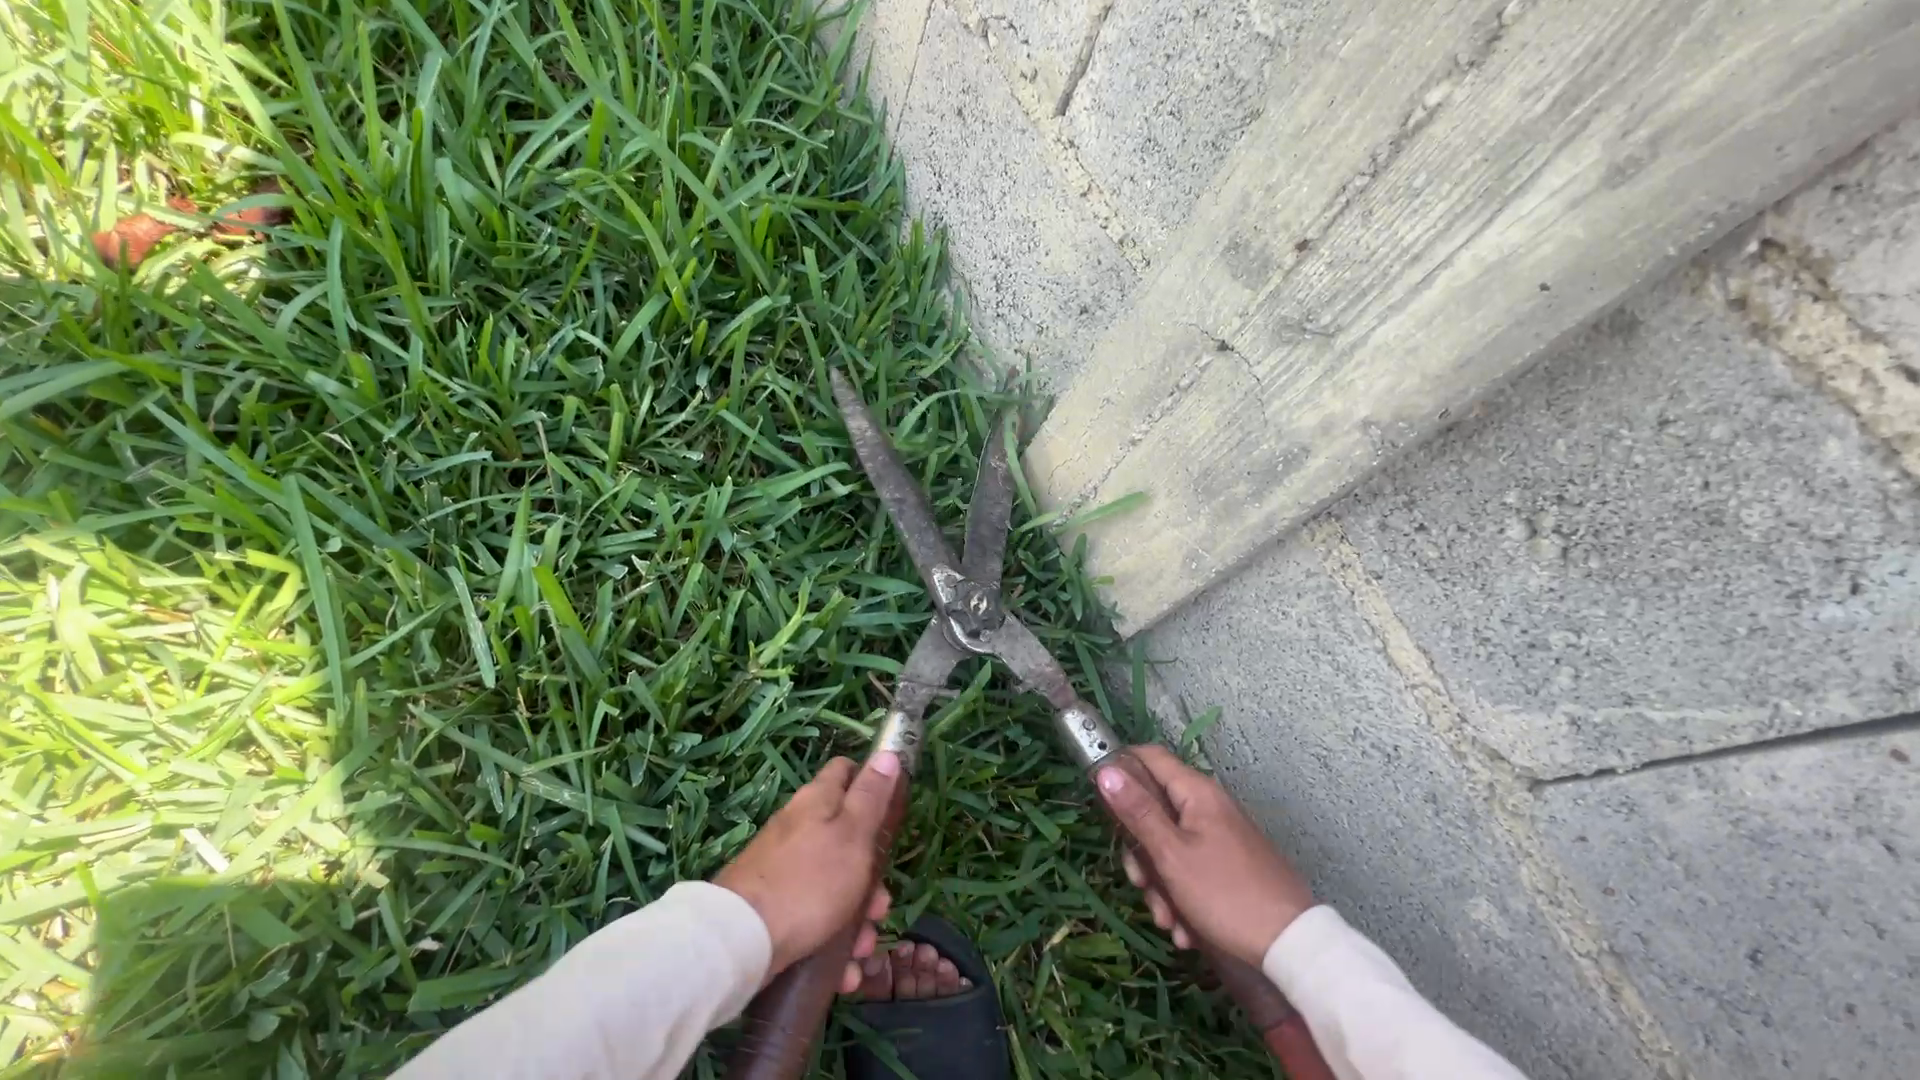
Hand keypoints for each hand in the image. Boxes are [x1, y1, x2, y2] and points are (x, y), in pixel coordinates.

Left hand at [714, 752, 901, 991]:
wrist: (740, 940)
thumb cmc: (809, 881)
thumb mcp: (853, 834)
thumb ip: (871, 797)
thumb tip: (888, 752)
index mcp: (817, 802)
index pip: (846, 772)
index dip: (871, 784)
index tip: (892, 811)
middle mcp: (798, 828)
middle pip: (846, 839)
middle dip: (871, 877)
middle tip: (881, 907)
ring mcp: (783, 868)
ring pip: (834, 885)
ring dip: (856, 919)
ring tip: (862, 951)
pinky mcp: (773, 906)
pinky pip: (814, 918)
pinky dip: (833, 942)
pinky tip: (845, 971)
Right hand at [1096, 744, 1315, 965]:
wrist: (1290, 944)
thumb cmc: (1225, 894)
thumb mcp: (1171, 854)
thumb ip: (1137, 811)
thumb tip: (1106, 770)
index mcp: (1196, 792)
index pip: (1149, 756)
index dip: (1120, 768)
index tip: (1099, 798)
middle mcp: (1208, 807)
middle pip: (1154, 811)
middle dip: (1140, 852)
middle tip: (1140, 883)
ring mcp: (1219, 837)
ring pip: (1168, 848)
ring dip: (1160, 885)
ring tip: (1168, 920)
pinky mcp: (1227, 866)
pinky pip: (1190, 870)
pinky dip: (1181, 897)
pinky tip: (1185, 929)